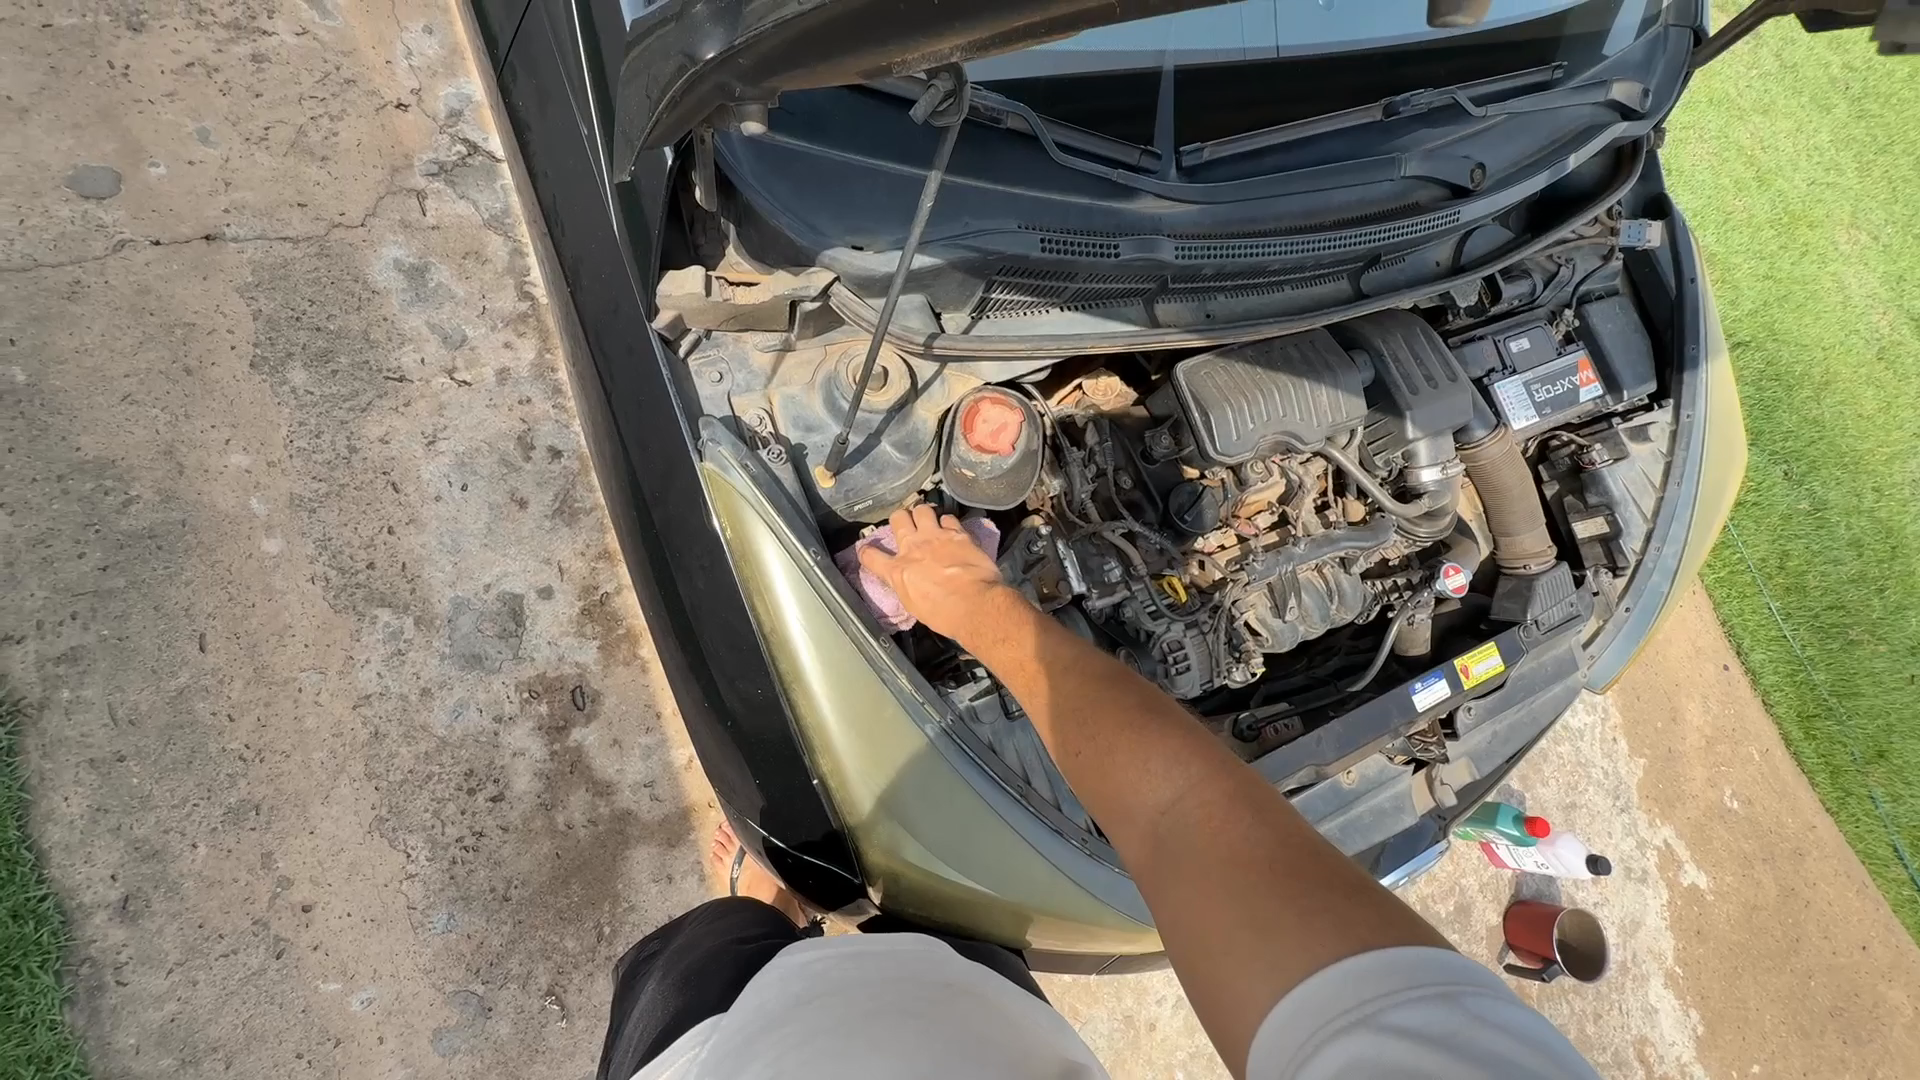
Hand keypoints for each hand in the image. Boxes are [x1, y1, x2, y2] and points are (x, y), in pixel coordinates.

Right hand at [857, 505, 1014, 642]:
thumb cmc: (945, 614)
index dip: (866, 552)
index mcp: (898, 571)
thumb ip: (907, 586)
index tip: (867, 550)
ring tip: (929, 522)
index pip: (871, 556)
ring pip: (922, 510)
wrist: (973, 604)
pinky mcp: (958, 533)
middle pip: (898, 518)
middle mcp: (913, 548)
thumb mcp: (914, 605)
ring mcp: (935, 537)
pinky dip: (949, 523)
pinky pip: (948, 518)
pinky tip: (952, 530)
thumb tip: (910, 582)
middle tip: (907, 525)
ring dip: (924, 515)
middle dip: (901, 519)